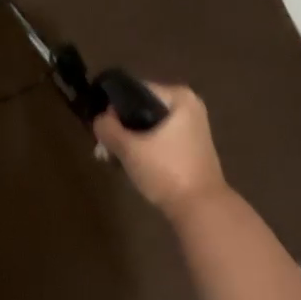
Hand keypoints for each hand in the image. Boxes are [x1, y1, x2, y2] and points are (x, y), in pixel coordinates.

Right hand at [93, 83, 231, 220]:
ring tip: (113, 158)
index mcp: (179, 97)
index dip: (113, 106)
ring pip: (150, 126)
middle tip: (104, 146)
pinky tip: (130, 164)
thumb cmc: (166, 171)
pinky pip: (160, 139)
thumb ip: (108, 128)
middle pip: (143, 109)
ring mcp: (193, 129)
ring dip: (130, 140)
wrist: (201, 209)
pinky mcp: (192, 148)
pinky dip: (145, 148)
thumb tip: (99, 119)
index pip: (135, 90)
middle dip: (121, 127)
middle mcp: (189, 107)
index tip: (100, 127)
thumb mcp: (129, 148)